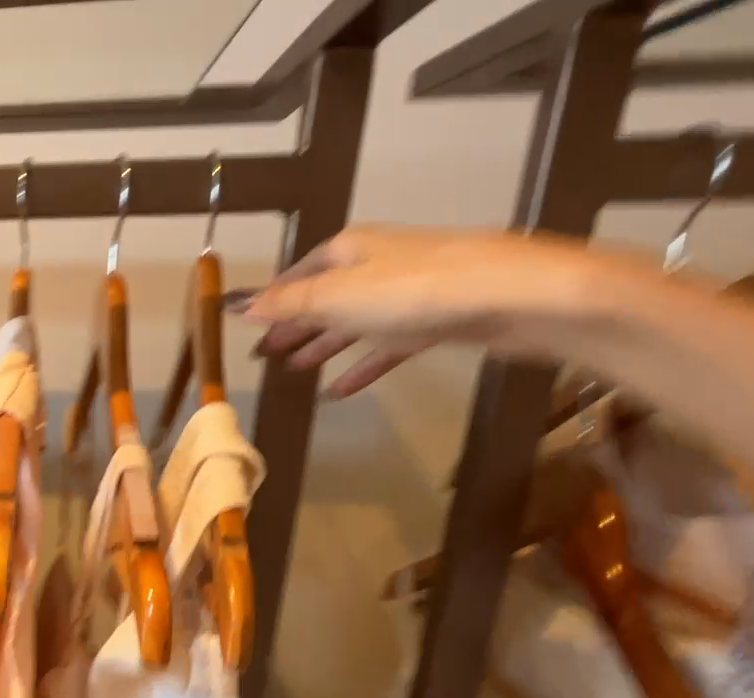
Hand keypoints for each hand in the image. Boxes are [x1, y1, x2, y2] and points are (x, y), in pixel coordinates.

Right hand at [243, 225, 633, 398]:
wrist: (517, 295)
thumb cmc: (416, 290)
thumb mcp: (337, 296)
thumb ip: (287, 305)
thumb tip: (236, 305)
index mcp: (347, 250)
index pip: (295, 276)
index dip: (269, 302)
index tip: (244, 327)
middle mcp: (374, 265)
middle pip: (321, 299)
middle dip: (292, 326)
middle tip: (263, 356)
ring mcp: (407, 293)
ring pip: (352, 323)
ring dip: (321, 346)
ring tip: (293, 371)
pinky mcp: (435, 321)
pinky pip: (385, 346)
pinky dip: (361, 366)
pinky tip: (339, 391)